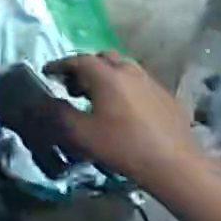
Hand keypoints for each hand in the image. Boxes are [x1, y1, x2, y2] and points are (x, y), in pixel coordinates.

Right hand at [46, 53, 212, 191]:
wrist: (173, 162)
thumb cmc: (122, 146)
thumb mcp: (83, 134)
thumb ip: (61, 114)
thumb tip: (49, 102)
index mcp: (107, 76)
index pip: (79, 60)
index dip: (60, 64)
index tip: (48, 72)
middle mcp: (130, 71)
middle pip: (103, 58)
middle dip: (85, 67)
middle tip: (73, 85)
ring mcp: (151, 82)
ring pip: (123, 68)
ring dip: (106, 75)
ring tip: (97, 96)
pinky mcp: (165, 95)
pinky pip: (138, 82)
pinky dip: (123, 86)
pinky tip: (122, 108)